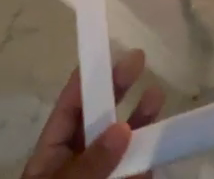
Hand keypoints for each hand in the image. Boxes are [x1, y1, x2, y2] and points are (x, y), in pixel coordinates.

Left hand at [22, 49, 165, 178]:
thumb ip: (89, 163)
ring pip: (125, 141)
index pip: (69, 108)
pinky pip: (140, 167)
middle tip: (138, 58)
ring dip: (142, 118)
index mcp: (52, 155)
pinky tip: (162, 143)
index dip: (86, 77)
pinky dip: (152, 155)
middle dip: (118, 88)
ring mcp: (105, 174)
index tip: (104, 47)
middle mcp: (79, 160)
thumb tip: (123, 128)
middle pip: (100, 117)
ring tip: (157, 96)